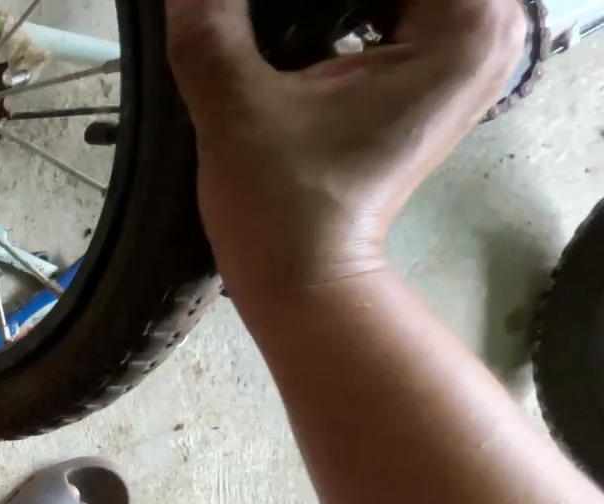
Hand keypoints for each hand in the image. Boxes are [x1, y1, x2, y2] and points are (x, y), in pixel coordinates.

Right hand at [165, 0, 523, 294]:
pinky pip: (395, 29)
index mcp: (466, 25)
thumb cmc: (281, 203)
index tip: (261, 12)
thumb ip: (211, 40)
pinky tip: (299, 44)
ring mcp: (461, 66)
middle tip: (261, 19)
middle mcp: (489, 33)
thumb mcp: (237, 115)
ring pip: (394, 5)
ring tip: (276, 28)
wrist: (298, 278)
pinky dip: (347, 27)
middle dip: (323, 2)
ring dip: (337, 10)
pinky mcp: (429, 92)